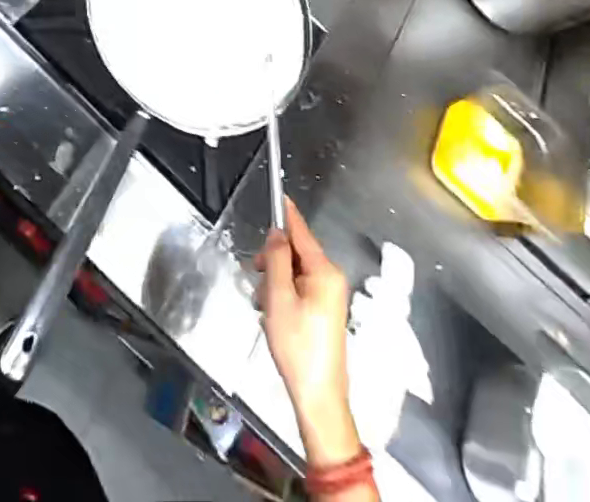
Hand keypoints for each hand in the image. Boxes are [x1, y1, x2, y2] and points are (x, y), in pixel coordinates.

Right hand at [256, 201, 359, 465]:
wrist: (318, 394)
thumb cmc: (297, 345)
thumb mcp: (278, 297)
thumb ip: (277, 260)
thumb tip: (277, 233)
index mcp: (324, 272)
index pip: (302, 233)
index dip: (288, 214)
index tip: (280, 196)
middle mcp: (331, 279)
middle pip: (296, 252)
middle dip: (273, 260)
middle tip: (257, 280)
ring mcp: (330, 295)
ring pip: (294, 271)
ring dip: (275, 281)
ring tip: (265, 306)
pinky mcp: (324, 310)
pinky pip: (299, 287)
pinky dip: (282, 294)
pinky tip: (273, 314)